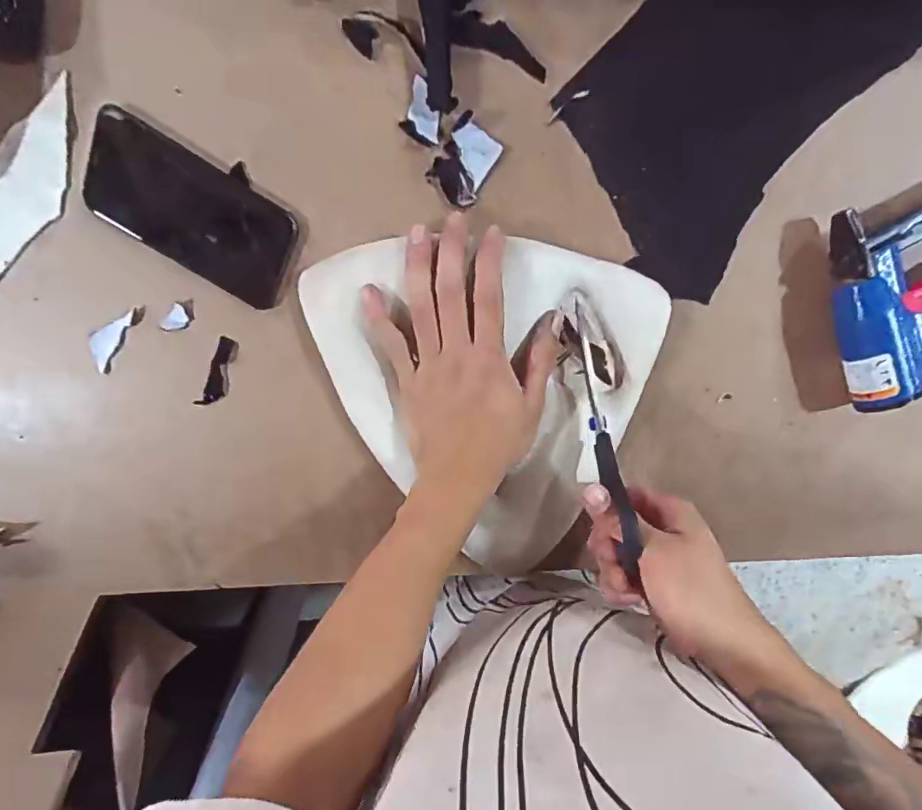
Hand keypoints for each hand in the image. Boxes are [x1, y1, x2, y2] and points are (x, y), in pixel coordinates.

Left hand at [362, 214, 560, 513]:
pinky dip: (379, 319)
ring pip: (420, 309)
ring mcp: (427, 366)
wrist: (455, 478)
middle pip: (451, 292)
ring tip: (415, 235)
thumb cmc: (498, 446)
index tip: (491, 232)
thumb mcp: (532, 407)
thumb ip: (540, 362)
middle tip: (451, 219)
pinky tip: (368, 292)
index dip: (489, 261)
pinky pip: (391, 346)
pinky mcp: (406, 382)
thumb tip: (552, 321)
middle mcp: (456, 352)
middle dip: (451, 250)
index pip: (490, 298)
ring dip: (417, 268)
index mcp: (489, 357)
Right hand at [583, 484, 805, 694]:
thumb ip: (618, 520)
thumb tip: (590, 487)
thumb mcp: (652, 549)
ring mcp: (655, 558)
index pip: (626, 495)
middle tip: (615, 563)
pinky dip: (620, 588)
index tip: (598, 528)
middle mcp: (662, 530)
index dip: (607, 509)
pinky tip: (630, 599)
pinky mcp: (649, 582)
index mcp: (671, 511)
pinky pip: (620, 576)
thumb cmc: (690, 587)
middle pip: (614, 527)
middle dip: (607, 548)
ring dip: (612, 573)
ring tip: (627, 589)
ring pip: (613, 555)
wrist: (718, 638)